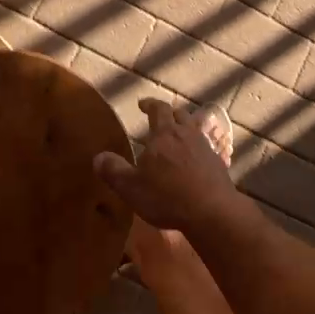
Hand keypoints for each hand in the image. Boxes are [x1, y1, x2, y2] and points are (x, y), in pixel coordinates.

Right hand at [94, 99, 244, 232]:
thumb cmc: (167, 196)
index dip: (150, 104)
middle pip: (179, 114)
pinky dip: (195, 146)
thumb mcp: (131, 187)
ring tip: (176, 133)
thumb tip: (98, 156)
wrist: (211, 209)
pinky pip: (204, 146)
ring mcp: (204, 146)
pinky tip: (192, 157)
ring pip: (193, 128)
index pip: (158, 109)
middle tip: (159, 116)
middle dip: (168, 113)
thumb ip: (114, 170)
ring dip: (184, 126)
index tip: (142, 104)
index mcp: (165, 134)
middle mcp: (186, 133)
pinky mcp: (216, 161)